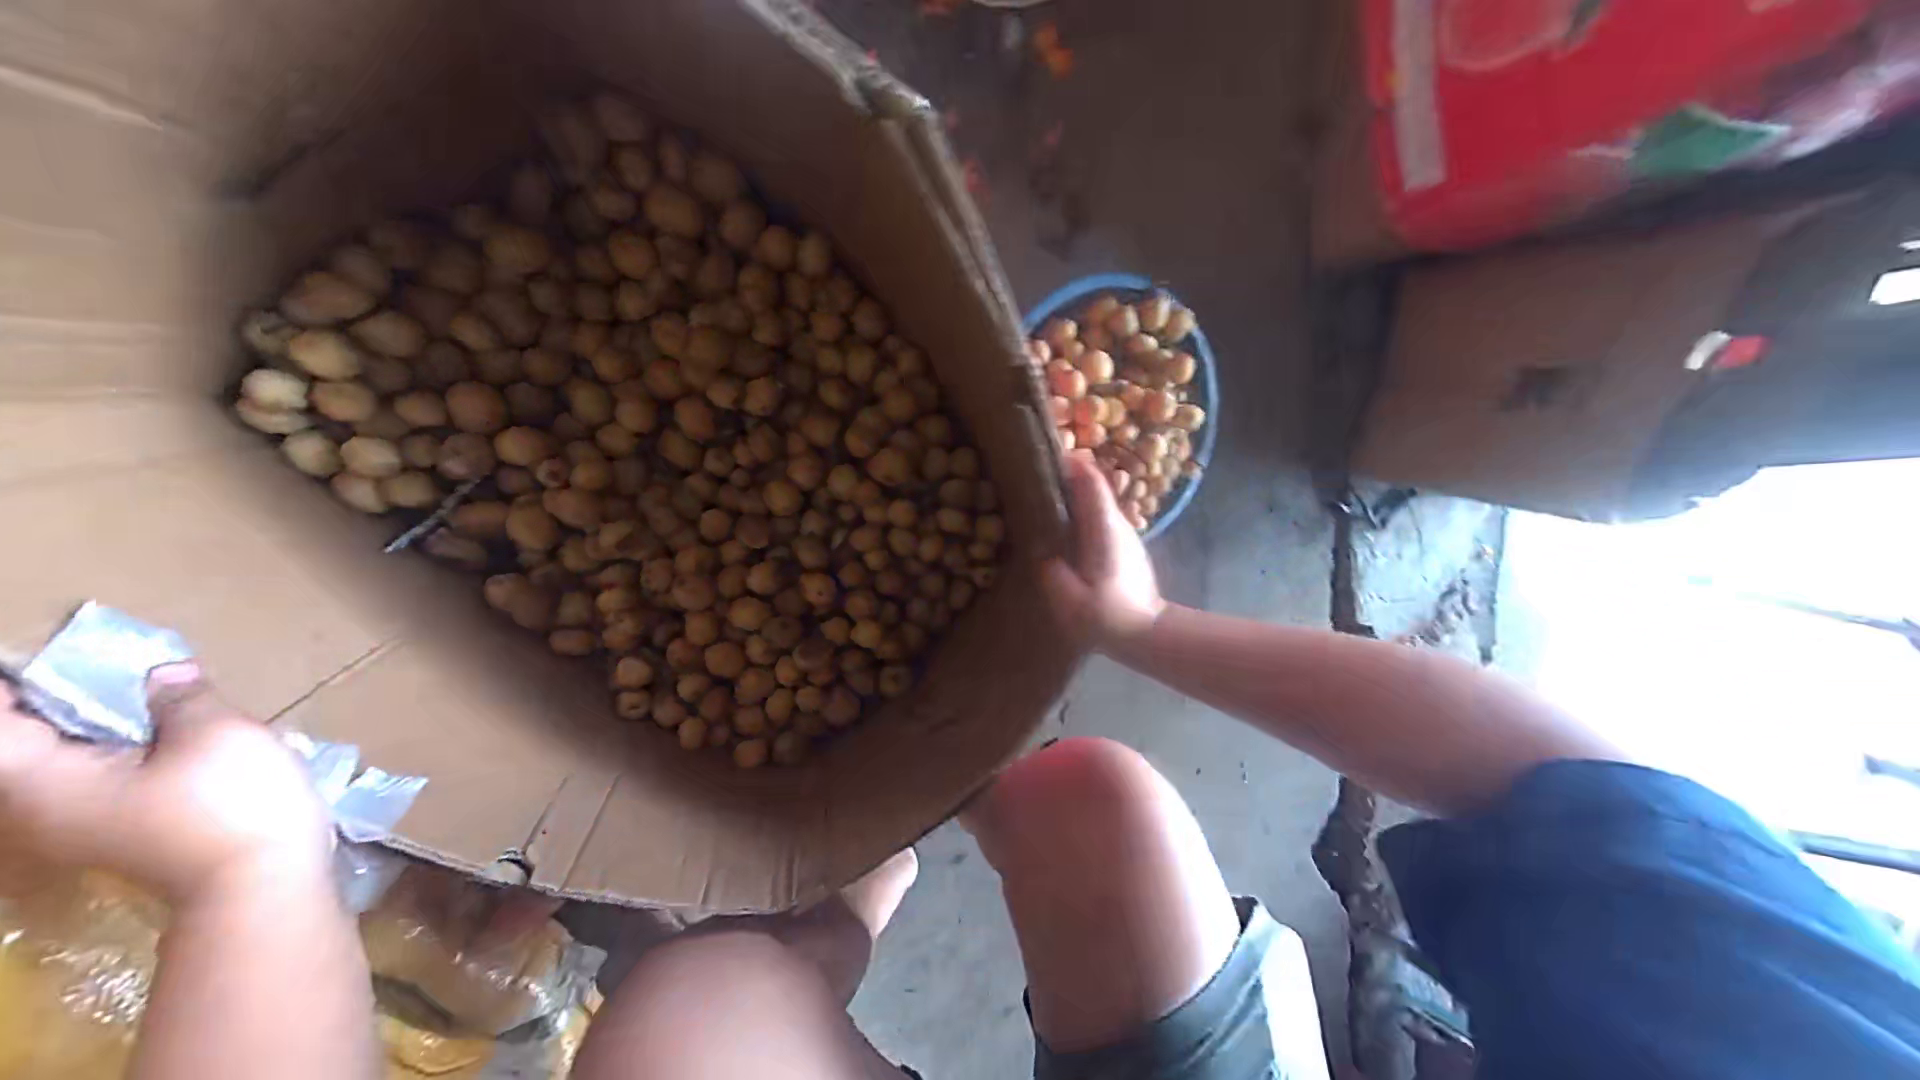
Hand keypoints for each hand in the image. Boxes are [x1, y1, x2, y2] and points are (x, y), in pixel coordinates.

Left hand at [0, 661, 334, 905]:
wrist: (262, 881)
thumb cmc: (231, 804)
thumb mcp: (217, 735)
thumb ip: (184, 698)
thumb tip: (162, 676)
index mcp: (41, 779)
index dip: (21, 683)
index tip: (68, 656)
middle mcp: (40, 804)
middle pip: (27, 739)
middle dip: (69, 699)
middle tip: (128, 670)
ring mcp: (81, 823)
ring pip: (70, 757)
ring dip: (108, 723)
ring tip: (163, 697)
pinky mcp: (122, 830)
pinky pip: (104, 776)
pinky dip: (130, 748)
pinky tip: (182, 737)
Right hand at [1041, 450, 1165, 648]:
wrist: (1148, 634)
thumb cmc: (1109, 618)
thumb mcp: (1069, 600)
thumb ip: (1050, 571)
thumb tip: (1038, 548)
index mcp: (1103, 528)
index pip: (1091, 480)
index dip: (1069, 463)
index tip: (1043, 457)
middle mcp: (1117, 523)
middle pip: (1094, 484)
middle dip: (1066, 475)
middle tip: (1034, 477)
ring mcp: (1124, 533)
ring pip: (1097, 501)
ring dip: (1073, 494)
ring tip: (1042, 500)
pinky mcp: (1123, 546)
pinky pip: (1098, 518)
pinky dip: (1080, 513)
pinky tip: (1061, 529)